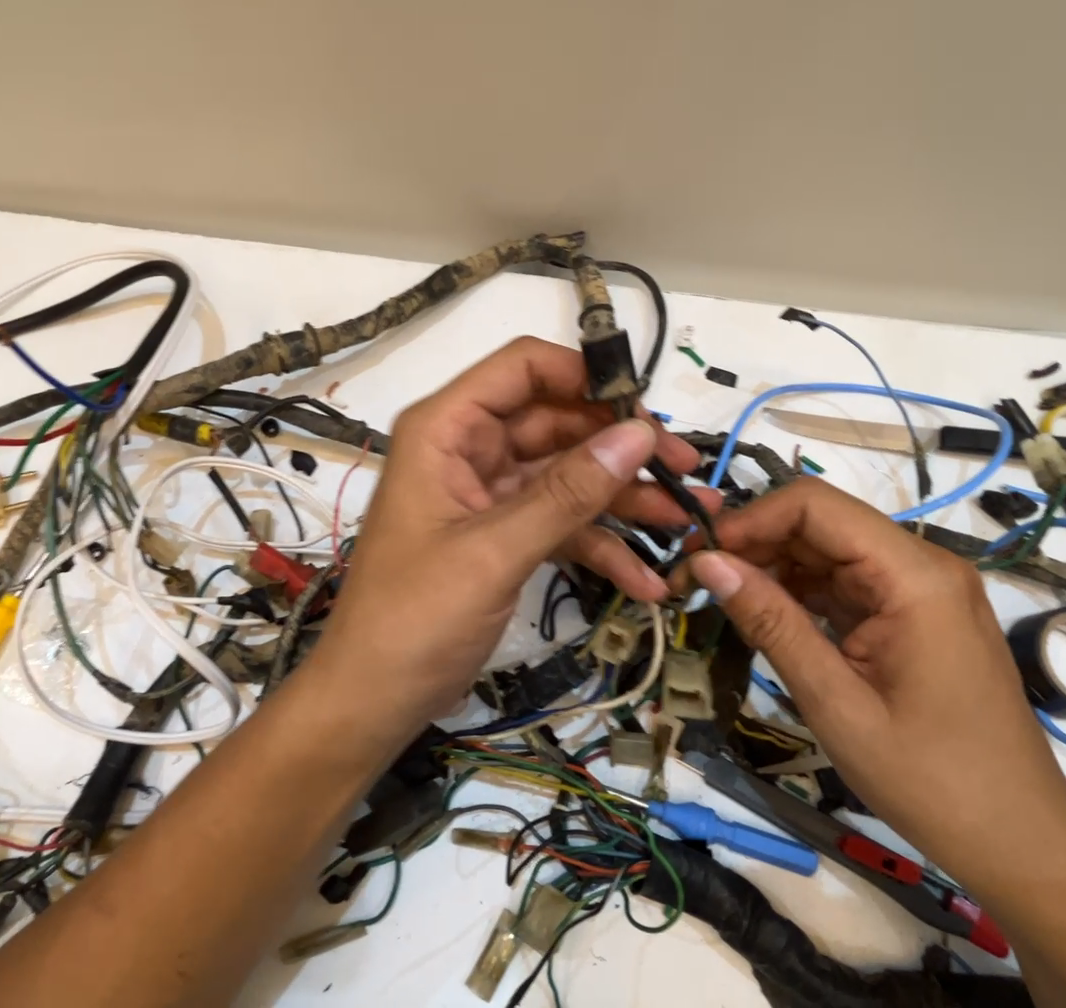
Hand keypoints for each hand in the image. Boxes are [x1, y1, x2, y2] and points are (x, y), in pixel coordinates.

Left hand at [317, 336, 719, 721]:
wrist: (374, 696)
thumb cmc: (415, 617)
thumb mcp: (494, 551)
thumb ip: (567, 492)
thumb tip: (638, 434)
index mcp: (446, 429)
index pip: (522, 368)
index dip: (586, 377)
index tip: (646, 411)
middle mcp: (467, 450)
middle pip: (556, 422)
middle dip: (622, 448)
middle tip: (686, 474)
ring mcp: (487, 494)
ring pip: (567, 475)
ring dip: (625, 499)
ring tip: (690, 522)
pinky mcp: (502, 536)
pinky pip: (560, 524)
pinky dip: (600, 547)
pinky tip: (646, 580)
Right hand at [678, 478, 1065, 886]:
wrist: (1017, 839)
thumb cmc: (929, 777)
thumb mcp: (835, 702)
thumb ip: (771, 623)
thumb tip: (705, 563)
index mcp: (914, 576)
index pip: (815, 506)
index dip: (748, 520)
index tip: (698, 558)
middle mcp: (921, 567)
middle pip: (819, 524)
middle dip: (751, 544)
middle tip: (692, 583)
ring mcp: (919, 591)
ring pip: (825, 553)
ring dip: (769, 570)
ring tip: (717, 602)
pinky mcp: (911, 616)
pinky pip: (842, 585)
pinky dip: (797, 596)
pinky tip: (761, 619)